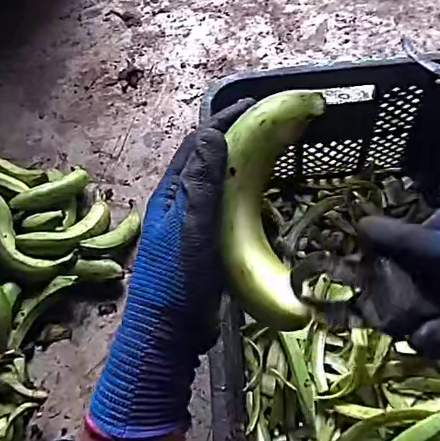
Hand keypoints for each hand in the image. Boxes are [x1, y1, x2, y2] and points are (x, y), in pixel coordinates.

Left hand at [86, 101, 249, 440]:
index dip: (224, 120)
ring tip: (271, 155)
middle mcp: (180, 202)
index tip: (254, 104)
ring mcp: (192, 223)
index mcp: (172, 192)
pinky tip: (262, 198)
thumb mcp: (190, 227)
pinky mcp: (205, 244)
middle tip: (271, 127)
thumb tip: (213, 133)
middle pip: (208, 159)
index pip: (198, 143)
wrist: (168, 335)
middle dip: (236, 137)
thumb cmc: (176, 280)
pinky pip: (227, 208)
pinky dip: (244, 194)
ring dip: (240, 163)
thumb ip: (200, 182)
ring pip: (218, 183)